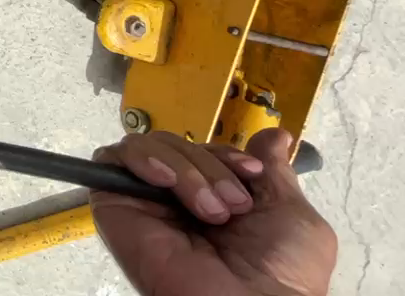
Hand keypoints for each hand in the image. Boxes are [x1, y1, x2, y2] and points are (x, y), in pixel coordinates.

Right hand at [91, 128, 335, 295]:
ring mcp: (140, 195)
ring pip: (146, 145)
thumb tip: (278, 134)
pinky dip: (142, 159)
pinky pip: (114, 157)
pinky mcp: (110, 198)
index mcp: (211, 194)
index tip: (249, 172)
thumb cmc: (281, 271)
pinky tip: (165, 181)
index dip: (225, 153)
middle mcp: (173, 192)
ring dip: (185, 169)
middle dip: (208, 165)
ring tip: (209, 209)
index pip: (203, 149)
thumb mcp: (293, 218)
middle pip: (174, 143)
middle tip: (233, 206)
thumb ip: (275, 174)